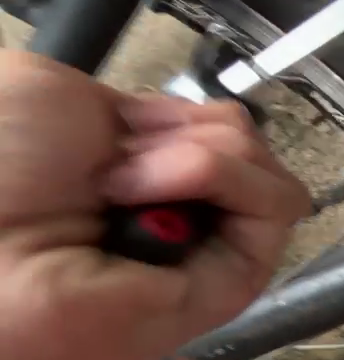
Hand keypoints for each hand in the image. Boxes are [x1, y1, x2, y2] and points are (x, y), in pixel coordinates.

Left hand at [0, 51, 308, 359]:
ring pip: (271, 171)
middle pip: (249, 145)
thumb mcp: (50, 89)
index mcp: (138, 169)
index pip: (211, 128)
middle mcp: (185, 208)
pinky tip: (148, 197)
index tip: (115, 124)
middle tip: (116, 160)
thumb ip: (143, 102)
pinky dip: (218, 178)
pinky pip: (276, 202)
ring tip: (125, 188)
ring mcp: (220, 243)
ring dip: (201, 158)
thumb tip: (209, 143)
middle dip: (188, 133)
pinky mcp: (250, 270)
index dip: (171, 115)